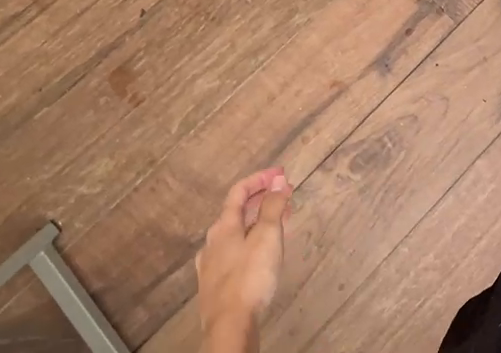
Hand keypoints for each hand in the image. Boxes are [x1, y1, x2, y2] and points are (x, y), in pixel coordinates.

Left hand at [197, 168, 291, 352]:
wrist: (230, 326)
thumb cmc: (250, 275)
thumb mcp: (268, 235)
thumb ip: (273, 206)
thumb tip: (278, 180)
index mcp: (223, 227)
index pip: (239, 192)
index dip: (260, 178)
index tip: (282, 173)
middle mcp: (213, 242)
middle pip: (237, 211)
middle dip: (263, 198)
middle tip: (287, 194)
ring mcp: (212, 264)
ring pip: (238, 232)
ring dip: (260, 219)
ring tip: (282, 219)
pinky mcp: (217, 283)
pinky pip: (237, 250)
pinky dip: (253, 239)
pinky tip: (265, 250)